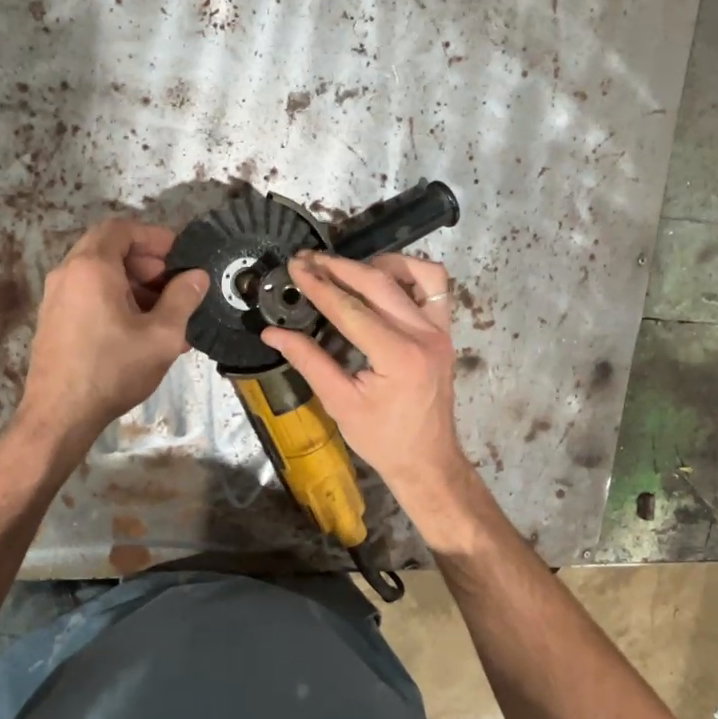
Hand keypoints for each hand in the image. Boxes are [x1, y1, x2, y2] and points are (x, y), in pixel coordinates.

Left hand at [19, 219, 207, 439]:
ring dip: (133, 285)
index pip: (122, 229)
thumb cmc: (113, 369)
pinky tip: (139, 333)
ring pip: (99, 275)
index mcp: (91, 267)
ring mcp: (56, 298)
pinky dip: (114, 301)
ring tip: (164, 314)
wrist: (60, 414)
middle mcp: (67, 273)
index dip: (154, 236)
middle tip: (174, 285)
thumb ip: (183, 299)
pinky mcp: (53, 322)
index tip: (180, 256)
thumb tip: (197, 276)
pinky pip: (88, 296)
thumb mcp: (161, 336)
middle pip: (108, 249)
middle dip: (146, 263)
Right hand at [261, 251, 468, 497]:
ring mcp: (440, 331)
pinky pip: (434, 287)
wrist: (426, 459)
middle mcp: (424, 335)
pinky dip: (410, 274)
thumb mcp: (339, 403)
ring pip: (415, 274)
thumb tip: (272, 334)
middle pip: (379, 283)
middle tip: (307, 259)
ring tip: (346, 268)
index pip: (351, 309)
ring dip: (378, 263)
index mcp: (398, 356)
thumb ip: (309, 361)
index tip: (296, 268)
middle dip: (339, 267)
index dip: (319, 286)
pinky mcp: (445, 332)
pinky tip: (383, 279)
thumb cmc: (382, 439)